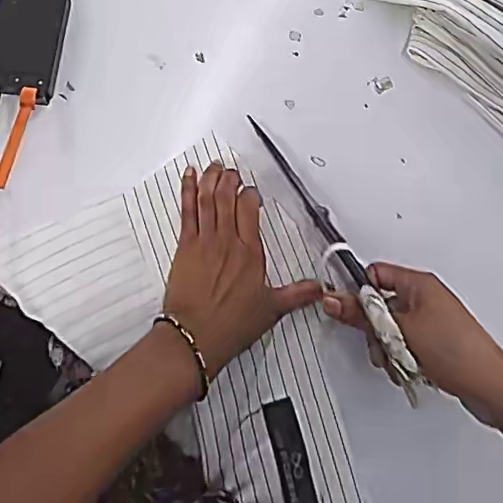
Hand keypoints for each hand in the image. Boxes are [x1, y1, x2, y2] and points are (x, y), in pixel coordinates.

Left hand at [161, 163, 321, 378]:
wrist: (195, 336)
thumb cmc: (230, 324)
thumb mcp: (270, 309)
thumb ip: (296, 294)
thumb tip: (317, 290)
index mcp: (249, 253)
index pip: (250, 210)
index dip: (250, 196)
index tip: (250, 192)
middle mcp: (227, 242)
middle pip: (228, 198)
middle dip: (229, 180)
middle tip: (231, 171)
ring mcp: (204, 241)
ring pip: (208, 198)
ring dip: (210, 179)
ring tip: (213, 166)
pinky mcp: (185, 245)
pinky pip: (187, 210)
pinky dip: (188, 190)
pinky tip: (189, 177)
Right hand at [321, 262, 502, 432]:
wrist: (493, 390)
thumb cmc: (460, 353)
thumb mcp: (399, 331)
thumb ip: (362, 315)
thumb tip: (335, 300)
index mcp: (419, 283)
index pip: (374, 274)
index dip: (359, 291)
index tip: (349, 308)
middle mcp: (425, 298)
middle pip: (379, 304)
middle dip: (375, 328)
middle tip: (382, 341)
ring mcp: (431, 321)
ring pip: (390, 328)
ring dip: (387, 347)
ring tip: (400, 360)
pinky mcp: (435, 343)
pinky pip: (404, 344)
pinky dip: (401, 357)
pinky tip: (409, 368)